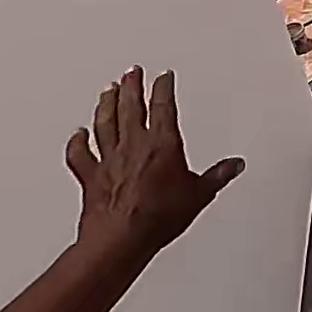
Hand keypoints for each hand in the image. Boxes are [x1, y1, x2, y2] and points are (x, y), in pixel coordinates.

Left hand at [64, 67, 244, 262]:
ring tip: (108, 90)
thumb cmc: (158, 216)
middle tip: (131, 71)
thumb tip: (234, 165)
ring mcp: (109, 160)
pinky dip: (77, 142)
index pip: (163, 107)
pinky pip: (80, 154)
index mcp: (163, 144)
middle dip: (131, 86)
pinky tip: (77, 133)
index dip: (163, 88)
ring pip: (105, 124)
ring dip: (107, 104)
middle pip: (131, 107)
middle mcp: (134, 146)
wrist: (120, 240)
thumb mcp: (200, 193)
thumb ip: (218, 176)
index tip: (163, 76)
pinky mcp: (91, 178)